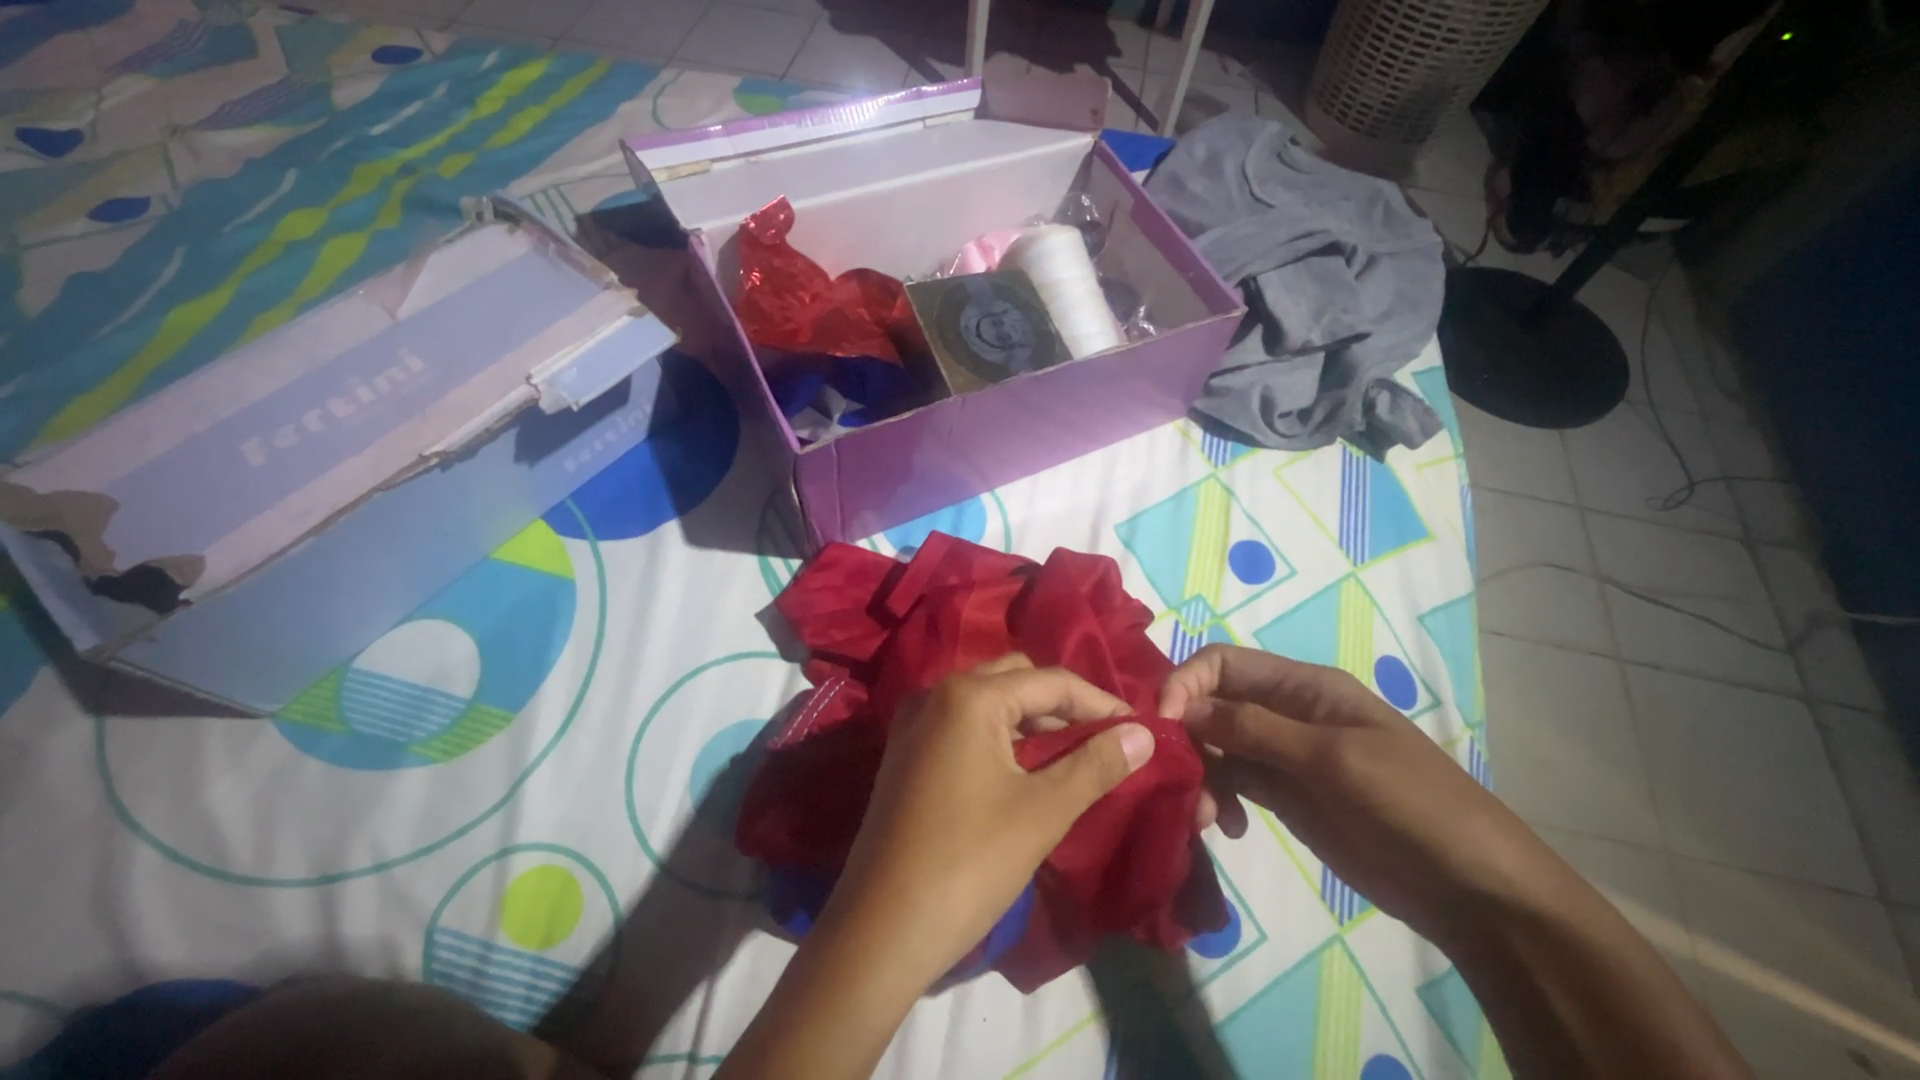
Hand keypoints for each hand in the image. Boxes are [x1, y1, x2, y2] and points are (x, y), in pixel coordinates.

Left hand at [821, 654, 1155, 985]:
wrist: (882, 928)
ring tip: (1076, 758)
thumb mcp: (1043, 811)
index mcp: (968, 696)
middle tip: (1106, 740)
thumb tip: (1143, 734)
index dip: (1100, 703)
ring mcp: (914, 725)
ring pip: (988, 704)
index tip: (1141, 730)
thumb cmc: (970, 863)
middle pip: (1015, 681)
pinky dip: (1001, 739)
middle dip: (1063, 706)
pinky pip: (964, 728)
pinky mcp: (906, 756)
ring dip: (1033, 723)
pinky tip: (1027, 772)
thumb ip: (1096, 764)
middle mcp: (935, 695)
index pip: (1050, 682)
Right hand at [1161, 645, 1560, 942]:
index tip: (1161, 727)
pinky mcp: (1285, 799)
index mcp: (1304, 687)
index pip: (1222, 664)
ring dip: (1200, 775)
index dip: (1184, 684)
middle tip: (1179, 784)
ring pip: (1216, 748)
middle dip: (1187, 737)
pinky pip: (1232, 784)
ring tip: (1208, 818)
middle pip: (1212, 705)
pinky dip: (1218, 799)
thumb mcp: (1332, 759)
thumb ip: (1255, 729)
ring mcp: (1285, 758)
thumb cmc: (1410, 803)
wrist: (1469, 885)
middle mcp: (1287, 714)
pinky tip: (1227, 827)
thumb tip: (1184, 707)